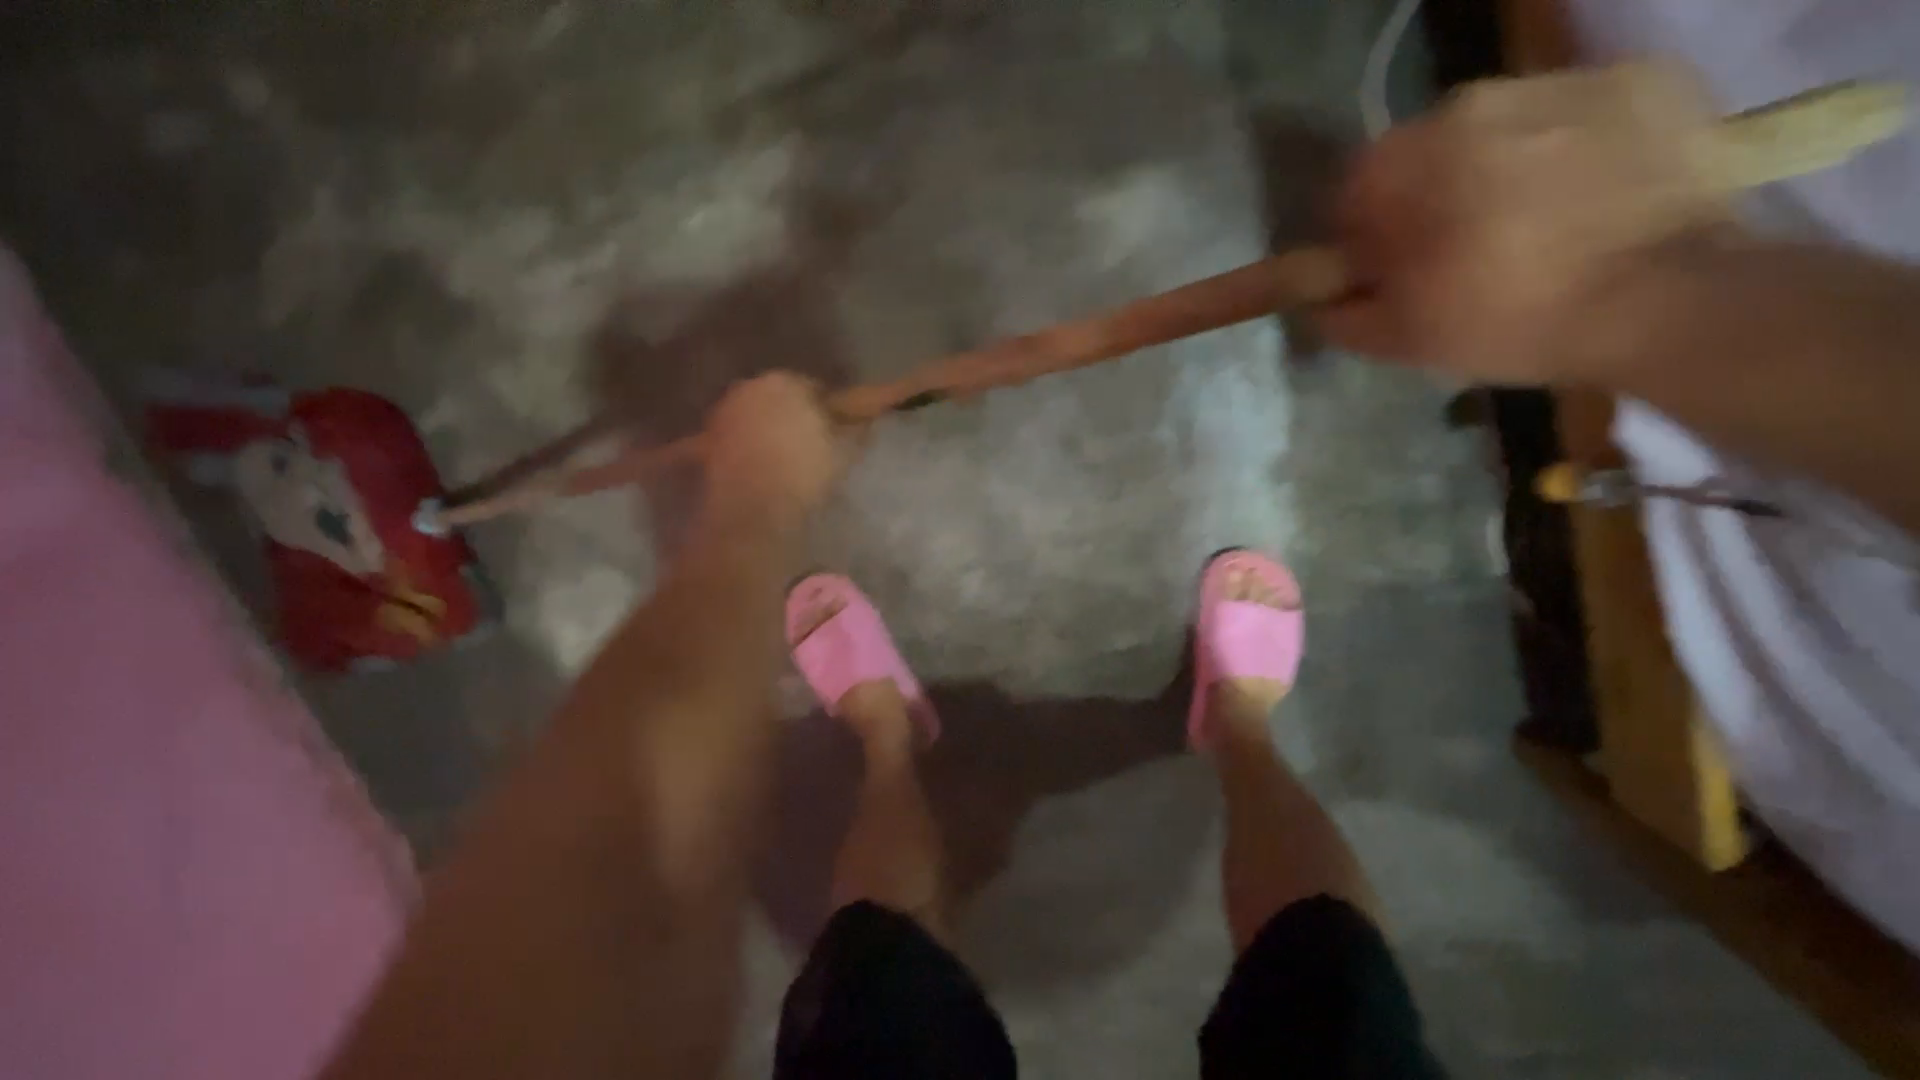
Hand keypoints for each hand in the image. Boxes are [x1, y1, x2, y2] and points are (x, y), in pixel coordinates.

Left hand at [702, 372, 852, 526]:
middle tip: (807, 444)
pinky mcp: (707, 442)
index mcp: (784, 380)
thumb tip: (862, 422)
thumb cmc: (804, 471)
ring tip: (780, 459)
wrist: (754, 508)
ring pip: (753, 417)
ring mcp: (722, 414)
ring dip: (764, 430)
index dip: (825, 409)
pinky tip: (753, 468)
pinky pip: (732, 442)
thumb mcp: (845, 451)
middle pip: (777, 398)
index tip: (833, 429)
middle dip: (790, 415)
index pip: (812, 387)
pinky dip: (742, 450)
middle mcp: (748, 388)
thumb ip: (855, 430)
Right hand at [1317, 63, 1734, 383]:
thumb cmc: (1514, 320)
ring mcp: (1568, 82)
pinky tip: (1592, 201)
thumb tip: (1317, 296)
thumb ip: (1342, 311)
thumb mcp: (1404, 337)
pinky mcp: (1646, 81)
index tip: (1389, 269)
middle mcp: (1481, 99)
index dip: (1364, 231)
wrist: (1670, 302)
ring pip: (1506, 127)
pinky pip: (1582, 115)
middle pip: (1431, 148)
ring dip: (1503, 170)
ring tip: (1536, 229)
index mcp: (1413, 156)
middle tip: (1465, 253)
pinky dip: (1576, 151)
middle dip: (1434, 195)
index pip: (1356, 183)